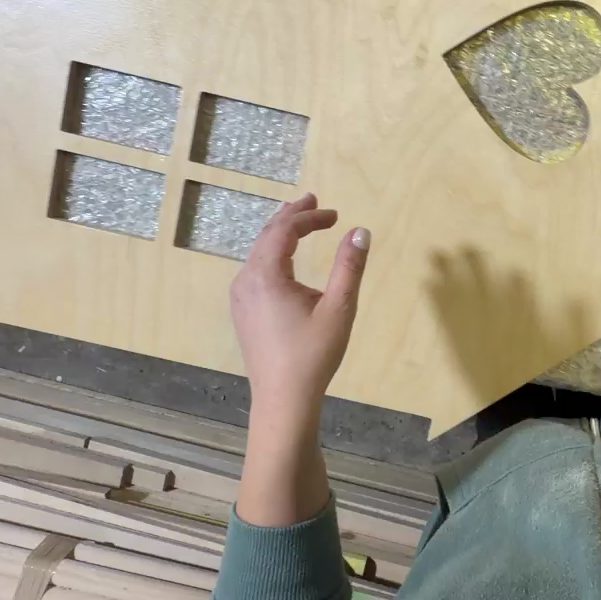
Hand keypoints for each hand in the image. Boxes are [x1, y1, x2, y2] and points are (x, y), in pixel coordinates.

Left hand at [229, 194, 369, 420]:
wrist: (283, 398)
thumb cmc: (313, 354)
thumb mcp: (339, 308)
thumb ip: (349, 267)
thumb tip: (360, 231)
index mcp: (266, 275)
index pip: (285, 230)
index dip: (310, 217)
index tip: (336, 216)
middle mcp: (246, 280)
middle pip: (267, 236)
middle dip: (291, 216)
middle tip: (313, 200)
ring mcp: (240, 297)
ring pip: (259, 252)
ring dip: (281, 234)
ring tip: (300, 222)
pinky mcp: (243, 311)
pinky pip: (256, 269)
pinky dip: (274, 253)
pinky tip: (286, 258)